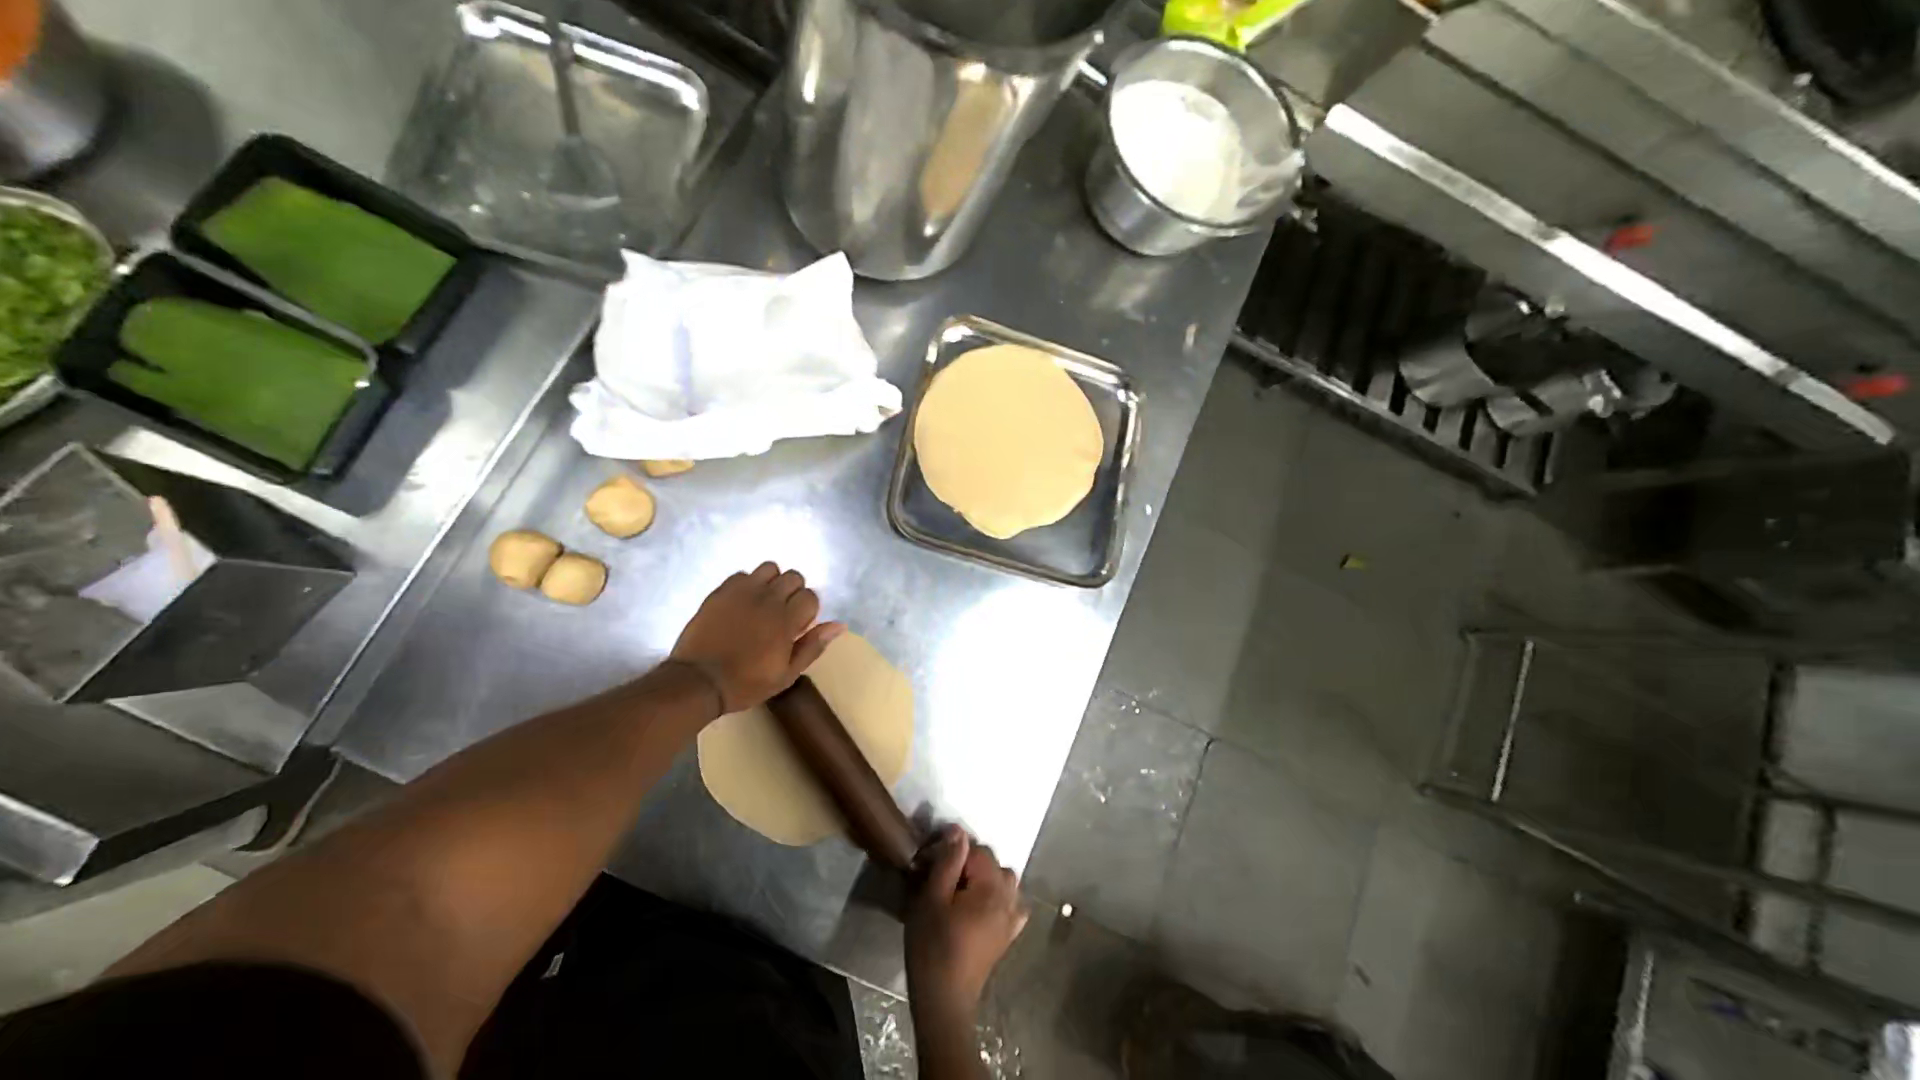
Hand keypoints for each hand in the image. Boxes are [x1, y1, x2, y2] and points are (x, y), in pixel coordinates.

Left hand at [671, 561, 843, 713]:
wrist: (698, 682)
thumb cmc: (746, 684)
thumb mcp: (786, 675)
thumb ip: (812, 646)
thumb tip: (839, 625)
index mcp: (785, 621)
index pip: (810, 596)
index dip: (808, 610)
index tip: (798, 627)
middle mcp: (767, 599)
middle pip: (793, 577)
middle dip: (794, 593)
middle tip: (783, 614)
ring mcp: (741, 592)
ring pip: (769, 568)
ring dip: (773, 582)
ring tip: (765, 603)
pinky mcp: (721, 592)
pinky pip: (742, 574)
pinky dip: (748, 584)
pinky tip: (743, 603)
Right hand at [906, 826, 1028, 1015]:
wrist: (944, 999)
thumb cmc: (933, 946)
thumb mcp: (932, 898)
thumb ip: (948, 862)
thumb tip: (959, 831)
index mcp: (991, 887)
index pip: (978, 850)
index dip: (953, 850)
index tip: (930, 861)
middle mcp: (1009, 898)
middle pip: (993, 863)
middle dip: (968, 863)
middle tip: (940, 876)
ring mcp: (1012, 918)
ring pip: (1004, 881)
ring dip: (984, 878)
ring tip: (959, 889)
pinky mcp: (1008, 935)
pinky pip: (1012, 904)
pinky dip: (998, 897)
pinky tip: (980, 905)